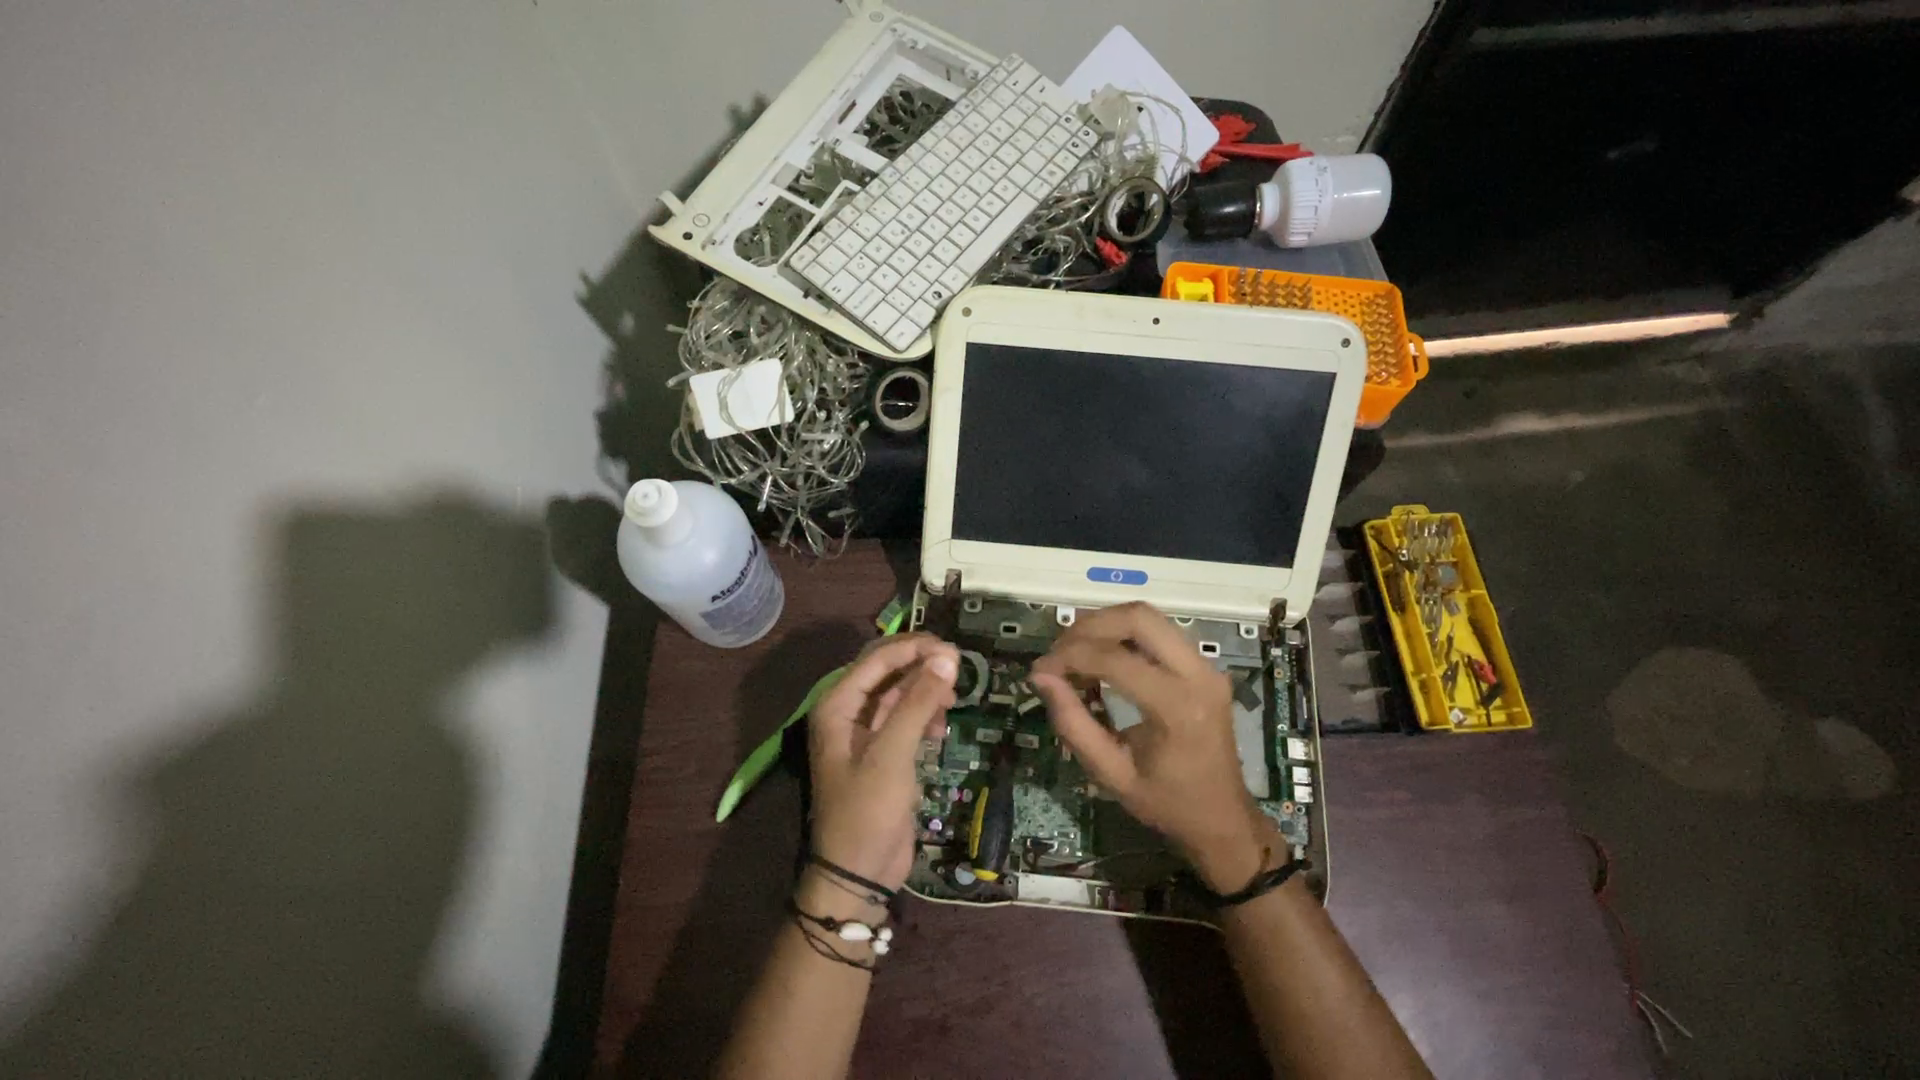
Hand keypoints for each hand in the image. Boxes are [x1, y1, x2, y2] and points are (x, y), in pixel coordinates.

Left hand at [807, 634, 957, 890]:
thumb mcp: (892, 753)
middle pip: (886, 672)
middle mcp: (847, 713)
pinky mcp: (883, 755)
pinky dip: (924, 717)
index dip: (914, 649)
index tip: (953, 650)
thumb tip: (947, 658)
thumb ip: (917, 702)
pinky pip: (904, 721)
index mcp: (837, 706)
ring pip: (898, 695)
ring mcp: (865, 735)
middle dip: (921, 666)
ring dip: (925, 691)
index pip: (876, 660)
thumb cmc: (867, 809)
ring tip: (953, 699)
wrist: (858, 872)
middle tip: (958, 666)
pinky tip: (942, 728)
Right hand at [1032, 603, 1281, 892]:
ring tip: (1075, 653)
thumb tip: (1041, 678)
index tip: (1040, 671)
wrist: (1223, 817)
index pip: (1114, 660)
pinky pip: (1160, 632)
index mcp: (1177, 708)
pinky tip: (1102, 659)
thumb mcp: (1111, 774)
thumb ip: (1074, 724)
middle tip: (1059, 652)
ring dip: (1106, 626)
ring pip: (1149, 617)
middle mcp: (1198, 675)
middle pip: (1138, 618)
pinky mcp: (1205, 666)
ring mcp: (1206, 666)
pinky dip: (1124, 635)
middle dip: (1089, 627)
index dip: (1069, 657)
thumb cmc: (1167, 803)